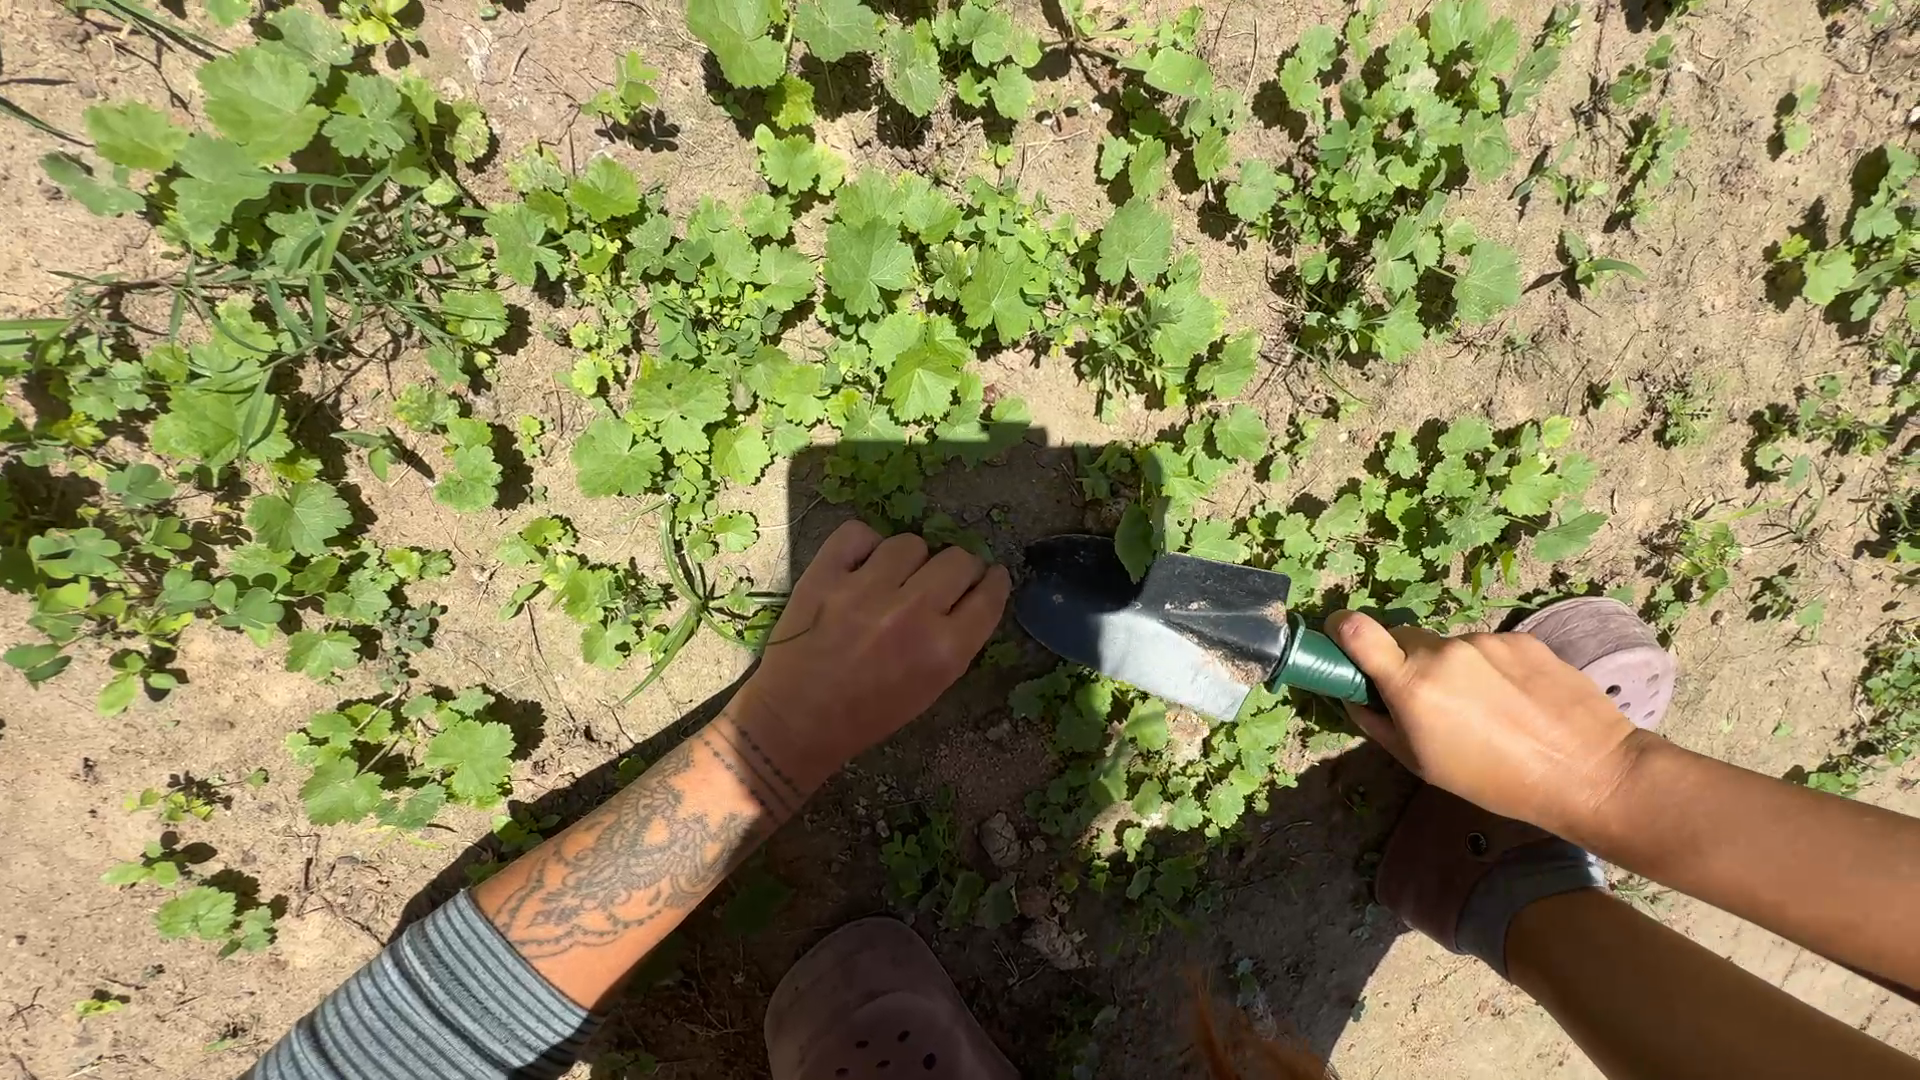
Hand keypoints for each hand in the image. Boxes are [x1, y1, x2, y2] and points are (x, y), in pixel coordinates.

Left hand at [729, 521, 1010, 792]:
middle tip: (940, 581)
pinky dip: (864, 545)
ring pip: (911, 543)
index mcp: (944, 650)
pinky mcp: (825, 575)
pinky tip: (861, 565)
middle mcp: (911, 613)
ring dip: (909, 559)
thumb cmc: (869, 714)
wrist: (797, 721)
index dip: (993, 581)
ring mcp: (865, 589)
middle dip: (957, 569)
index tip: (988, 577)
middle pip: (958, 559)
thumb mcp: (931, 688)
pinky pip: (858, 533)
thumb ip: (956, 640)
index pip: (989, 594)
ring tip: (893, 579)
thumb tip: (971, 593)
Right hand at [1325, 610, 1648, 836]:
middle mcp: (1442, 651)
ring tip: (1486, 706)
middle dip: (1403, 660)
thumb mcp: (1420, 763)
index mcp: (1410, 682)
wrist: (1592, 774)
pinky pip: (1488, 648)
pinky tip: (1516, 698)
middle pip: (1402, 639)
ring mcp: (1485, 641)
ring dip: (1452, 667)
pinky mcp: (1522, 640)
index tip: (1340, 638)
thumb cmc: (1494, 780)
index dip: (1340, 627)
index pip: (1356, 629)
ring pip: (1448, 646)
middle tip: (1427, 697)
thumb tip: (1355, 695)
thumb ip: (1376, 722)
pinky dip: (1490, 668)